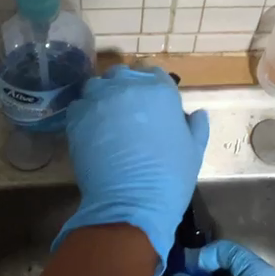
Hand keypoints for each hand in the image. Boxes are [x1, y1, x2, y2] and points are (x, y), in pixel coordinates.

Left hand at [57, 65, 210, 272]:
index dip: (152, 88)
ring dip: (102, 97)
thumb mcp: (194, 151)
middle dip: (125, 88)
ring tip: (106, 119)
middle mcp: (128, 86)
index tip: (152, 105)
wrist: (132, 201)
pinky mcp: (77, 117)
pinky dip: (84, 114)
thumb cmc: (170, 177)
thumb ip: (196, 127)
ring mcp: (99, 99)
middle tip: (128, 112)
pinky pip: (79, 105)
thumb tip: (197, 113)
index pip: (154, 74)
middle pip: (123, 74)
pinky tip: (91, 132)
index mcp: (160, 90)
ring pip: (98, 86)